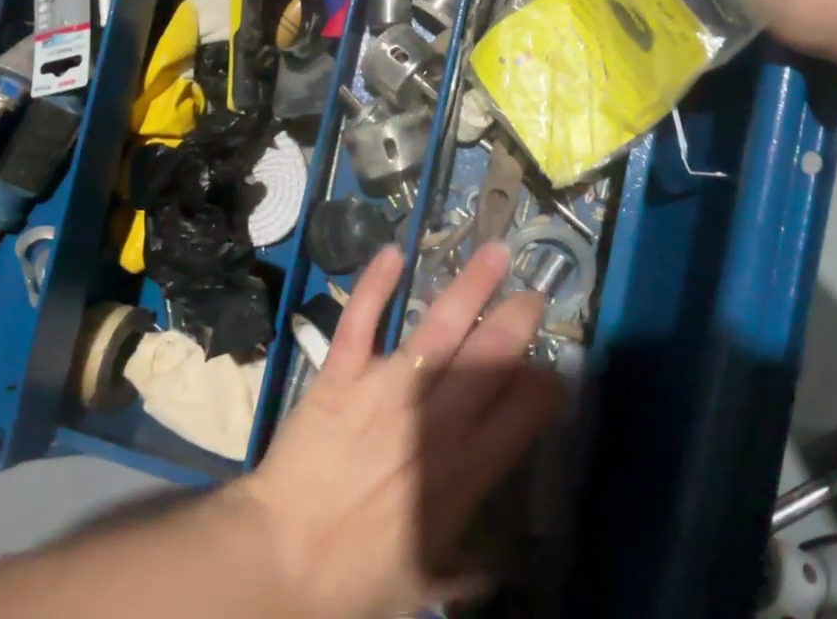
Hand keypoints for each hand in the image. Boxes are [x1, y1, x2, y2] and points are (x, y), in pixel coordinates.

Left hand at [226, 244, 562, 616]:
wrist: (281, 558)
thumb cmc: (356, 578)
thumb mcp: (426, 584)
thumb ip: (468, 570)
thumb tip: (498, 567)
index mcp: (465, 472)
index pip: (523, 414)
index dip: (546, 387)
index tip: (556, 371)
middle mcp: (436, 421)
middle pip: (489, 360)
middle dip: (517, 322)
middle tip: (536, 295)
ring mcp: (386, 391)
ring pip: (437, 330)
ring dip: (468, 288)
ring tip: (494, 252)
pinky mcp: (341, 375)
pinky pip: (359, 322)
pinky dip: (373, 285)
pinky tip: (391, 253)